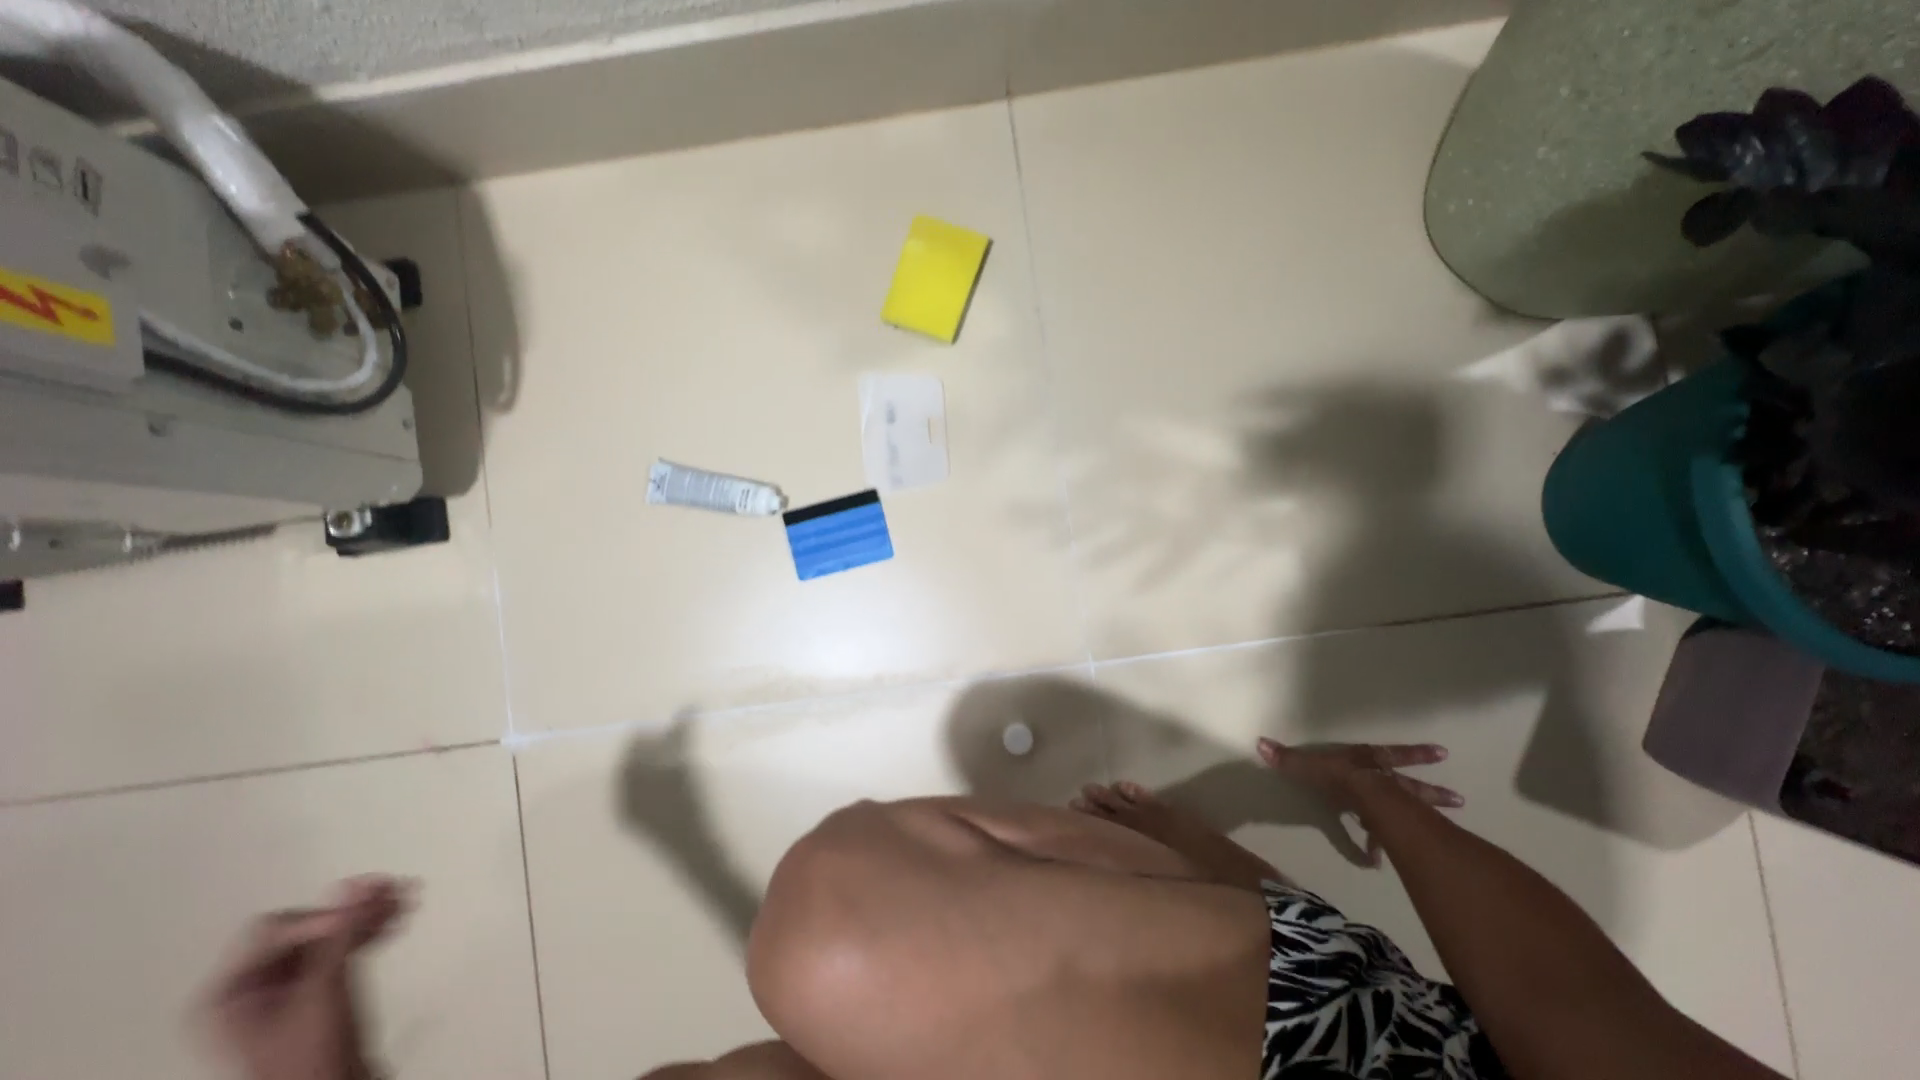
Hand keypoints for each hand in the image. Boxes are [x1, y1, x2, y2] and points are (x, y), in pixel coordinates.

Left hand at [204, 876, 412, 1079]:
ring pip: (328, 936)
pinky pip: (340, 951)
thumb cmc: (313, 1056)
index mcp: (230, 991)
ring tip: (404, 897)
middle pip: (305, 928)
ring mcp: (284, 990)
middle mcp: (252, 986)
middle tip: (391, 888)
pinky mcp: (315, 994)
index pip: (273, 930)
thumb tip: (354, 885)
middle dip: (351, 911)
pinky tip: (396, 919)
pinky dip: (368, 934)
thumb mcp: (322, 993)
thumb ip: (338, 937)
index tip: (358, 916)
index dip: (317, 919)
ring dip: (367, 915)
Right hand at [1258, 739, 1462, 862]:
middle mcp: (1385, 784)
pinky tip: (1376, 862)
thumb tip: (1260, 744)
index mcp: (1370, 765)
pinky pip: (1387, 839)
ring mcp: (1390, 807)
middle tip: (1461, 800)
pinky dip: (1381, 848)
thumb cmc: (1336, 777)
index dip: (1415, 754)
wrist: (1364, 798)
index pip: (1394, 756)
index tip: (1444, 754)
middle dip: (1434, 793)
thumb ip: (1289, 760)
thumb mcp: (1310, 766)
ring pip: (1411, 813)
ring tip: (1441, 837)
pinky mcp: (1386, 827)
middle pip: (1413, 788)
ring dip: (1423, 821)